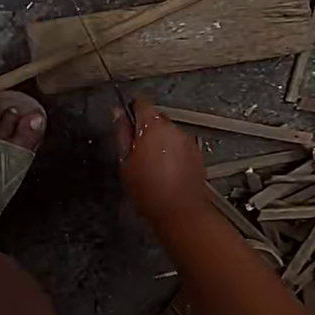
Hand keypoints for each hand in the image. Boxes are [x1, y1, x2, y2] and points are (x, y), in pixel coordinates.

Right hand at [113, 96, 210, 223]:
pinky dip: (173, 152)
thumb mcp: (125, 162)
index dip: (132, 111)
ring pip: (168, 133)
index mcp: (153, 126)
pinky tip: (167, 171)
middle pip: (156, 118)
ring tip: (152, 165)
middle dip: (146, 130)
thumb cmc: (148, 189)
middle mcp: (173, 128)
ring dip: (160, 142)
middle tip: (136, 152)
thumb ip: (121, 133)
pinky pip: (180, 145)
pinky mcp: (197, 153)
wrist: (180, 211)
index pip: (141, 103)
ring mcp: (187, 140)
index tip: (127, 124)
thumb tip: (117, 113)